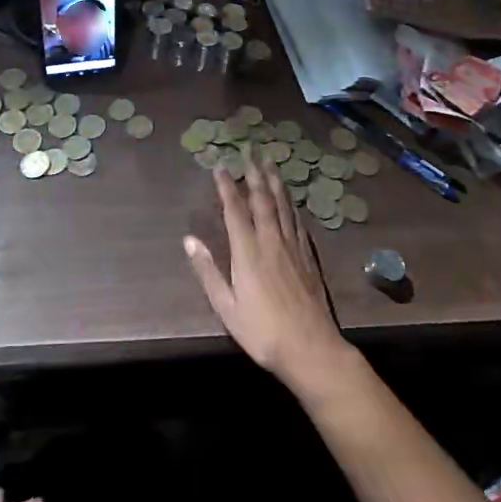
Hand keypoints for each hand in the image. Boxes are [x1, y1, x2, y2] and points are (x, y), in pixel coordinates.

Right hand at [184, 158, 352, 389]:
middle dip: (255, 175)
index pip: (235, 211)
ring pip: (283, 206)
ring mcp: (293, 248)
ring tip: (270, 164)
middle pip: (262, 201)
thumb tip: (189, 240)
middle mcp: (271, 242)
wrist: (311, 349)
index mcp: (248, 252)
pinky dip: (290, 205)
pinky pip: (297, 222)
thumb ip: (208, 271)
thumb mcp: (226, 308)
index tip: (220, 168)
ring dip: (275, 183)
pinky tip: (290, 200)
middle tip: (251, 152)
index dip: (227, 188)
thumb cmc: (262, 332)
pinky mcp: (307, 257)